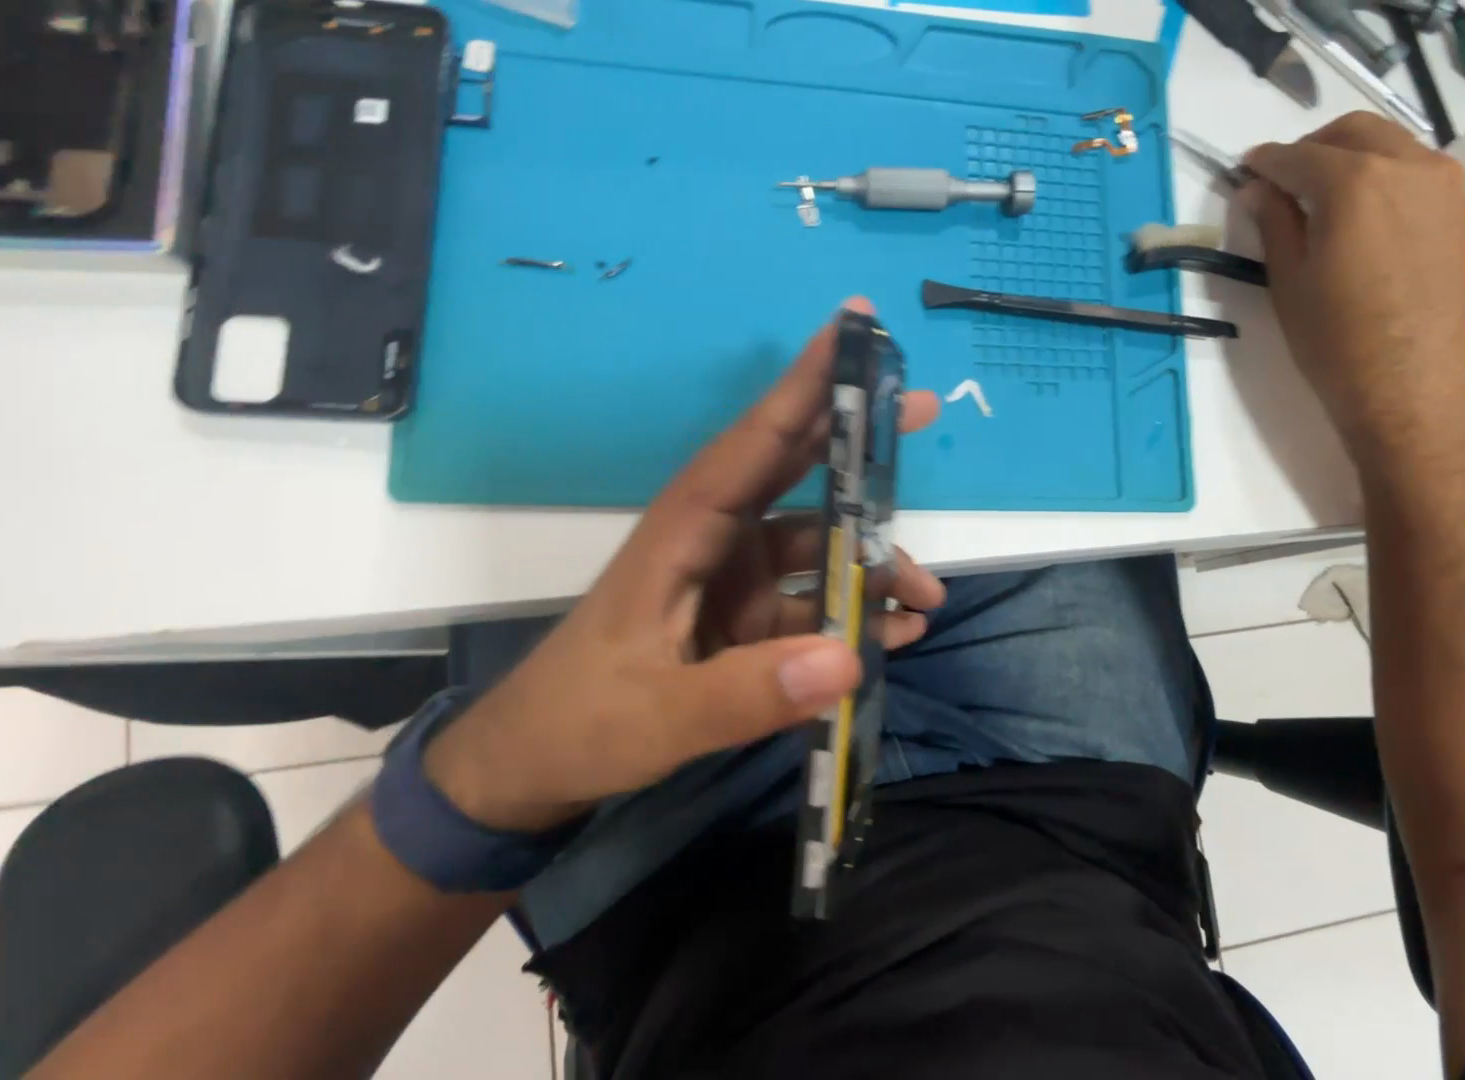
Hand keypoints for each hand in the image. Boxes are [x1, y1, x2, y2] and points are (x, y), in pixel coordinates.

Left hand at [424, 298, 943, 833]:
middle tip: (928, 410)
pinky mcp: (745, 624)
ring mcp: (733, 584)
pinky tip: (892, 637)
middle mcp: (714, 543)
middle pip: (795, 474)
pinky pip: (813, 608)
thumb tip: (850, 658)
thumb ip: (751, 694)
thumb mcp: (661, 716)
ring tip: (925, 599)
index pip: (752, 444)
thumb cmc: (581, 723)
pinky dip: (854, 618)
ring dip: (871, 565)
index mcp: (683, 533)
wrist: (536, 770)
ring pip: (817, 551)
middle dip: (859, 446)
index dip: (804, 388)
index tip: (856, 330)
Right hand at [1238, 113, 1464, 474]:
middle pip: (1352, 132)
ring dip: (1350, 156)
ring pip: (1388, 143)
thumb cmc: (1337, 342)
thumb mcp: (1289, 283)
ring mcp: (1441, 182)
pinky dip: (1381, 173)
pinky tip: (1360, 212)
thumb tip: (1257, 189)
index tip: (1246, 172)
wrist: (1414, 386)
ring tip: (1321, 198)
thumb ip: (1274, 223)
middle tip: (1282, 182)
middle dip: (1312, 148)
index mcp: (1354, 181)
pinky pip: (1413, 168)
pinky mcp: (1459, 207)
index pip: (1299, 155)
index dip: (1267, 163)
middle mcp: (1405, 164)